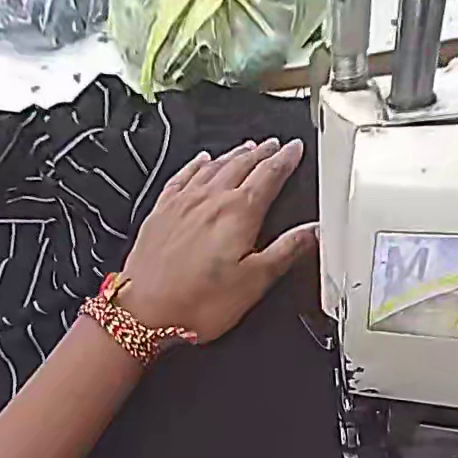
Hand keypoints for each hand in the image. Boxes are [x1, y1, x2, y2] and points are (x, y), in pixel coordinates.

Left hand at [117, 138, 315, 342]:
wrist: (145, 311)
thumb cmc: (198, 302)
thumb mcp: (255, 281)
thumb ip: (286, 251)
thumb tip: (312, 231)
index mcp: (238, 214)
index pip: (269, 176)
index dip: (285, 161)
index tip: (294, 150)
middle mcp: (210, 200)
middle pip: (242, 165)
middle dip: (262, 153)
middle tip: (275, 146)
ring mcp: (183, 203)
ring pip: (214, 166)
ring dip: (234, 154)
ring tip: (247, 148)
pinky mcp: (162, 212)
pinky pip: (183, 176)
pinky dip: (197, 164)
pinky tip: (201, 161)